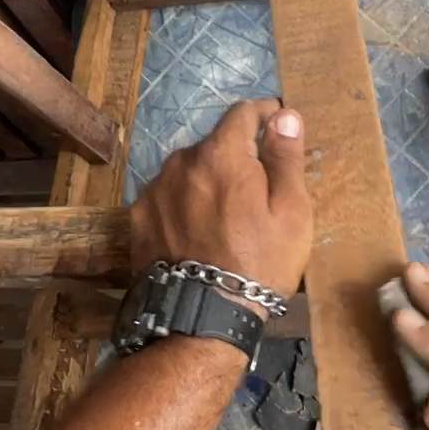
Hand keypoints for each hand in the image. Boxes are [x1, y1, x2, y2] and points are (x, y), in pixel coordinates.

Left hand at [129, 100, 312, 310]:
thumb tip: (284, 115)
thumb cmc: (259, 262)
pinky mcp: (138, 218)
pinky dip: (185, 204)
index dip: (266, 115)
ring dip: (208, 180)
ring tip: (225, 217)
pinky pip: (168, 197)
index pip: (243, 112)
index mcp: (220, 153)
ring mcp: (154, 190)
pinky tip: (197, 233)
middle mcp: (180, 161)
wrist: (202, 317)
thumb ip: (286, 157)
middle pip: (215, 144)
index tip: (278, 128)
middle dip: (237, 156)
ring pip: (189, 171)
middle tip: (256, 190)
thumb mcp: (291, 211)